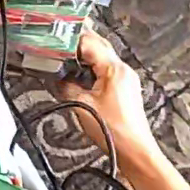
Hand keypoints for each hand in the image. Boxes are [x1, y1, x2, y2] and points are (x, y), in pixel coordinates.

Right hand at [59, 31, 161, 173]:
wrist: (134, 151)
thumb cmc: (114, 132)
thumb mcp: (81, 105)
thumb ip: (66, 86)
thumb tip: (57, 78)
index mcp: (114, 70)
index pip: (89, 43)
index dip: (70, 40)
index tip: (55, 39)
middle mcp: (123, 70)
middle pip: (99, 45)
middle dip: (79, 42)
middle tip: (60, 40)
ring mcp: (126, 78)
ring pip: (102, 56)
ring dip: (85, 54)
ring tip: (67, 56)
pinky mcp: (124, 88)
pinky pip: (106, 69)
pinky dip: (91, 67)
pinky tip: (80, 74)